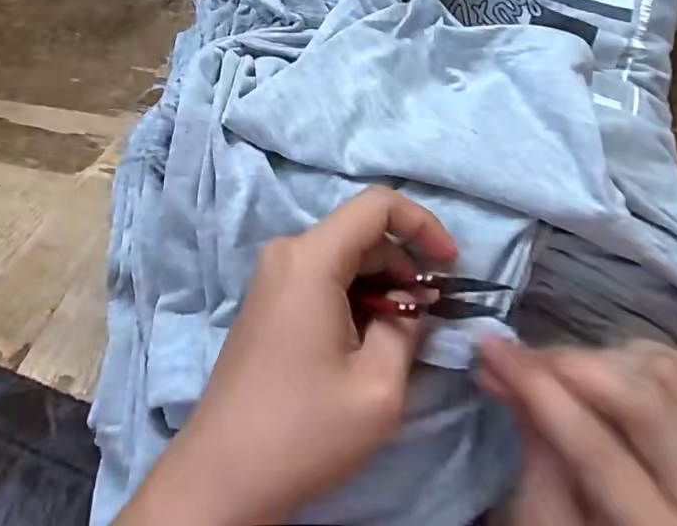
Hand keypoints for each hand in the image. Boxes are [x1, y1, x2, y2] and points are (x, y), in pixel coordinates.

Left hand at [116, 187, 458, 525]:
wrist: (225, 472)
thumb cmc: (305, 430)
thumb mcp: (378, 385)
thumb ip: (407, 327)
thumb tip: (413, 302)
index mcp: (310, 258)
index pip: (377, 204)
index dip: (423, 224)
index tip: (451, 267)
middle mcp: (286, 252)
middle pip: (361, 233)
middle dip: (404, 265)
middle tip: (432, 317)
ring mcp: (272, 275)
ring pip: (343, 257)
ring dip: (382, 284)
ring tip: (404, 337)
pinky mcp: (268, 299)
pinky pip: (322, 277)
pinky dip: (355, 295)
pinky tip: (369, 341)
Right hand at [475, 337, 676, 525]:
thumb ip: (536, 464)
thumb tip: (511, 382)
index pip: (598, 449)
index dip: (537, 388)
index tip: (487, 346)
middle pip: (647, 400)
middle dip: (568, 364)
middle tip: (514, 357)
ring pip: (671, 378)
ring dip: (599, 357)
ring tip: (550, 366)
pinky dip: (638, 357)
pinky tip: (599, 365)